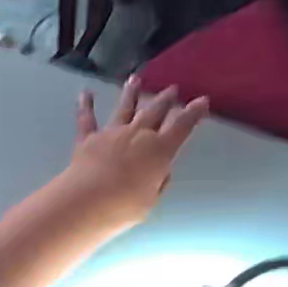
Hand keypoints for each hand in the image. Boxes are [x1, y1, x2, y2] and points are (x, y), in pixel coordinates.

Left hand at [58, 77, 208, 227]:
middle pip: (155, 112)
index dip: (193, 113)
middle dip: (165, 100)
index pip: (182, 127)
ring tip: (135, 79)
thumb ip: (157, 182)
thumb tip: (159, 171)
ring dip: (131, 93)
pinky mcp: (88, 138)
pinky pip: (87, 119)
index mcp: (159, 150)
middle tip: (172, 89)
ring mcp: (112, 133)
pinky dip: (86, 105)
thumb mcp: (150, 200)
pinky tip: (85, 93)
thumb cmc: (123, 207)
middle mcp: (138, 135)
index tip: (202, 100)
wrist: (87, 202)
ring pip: (124, 108)